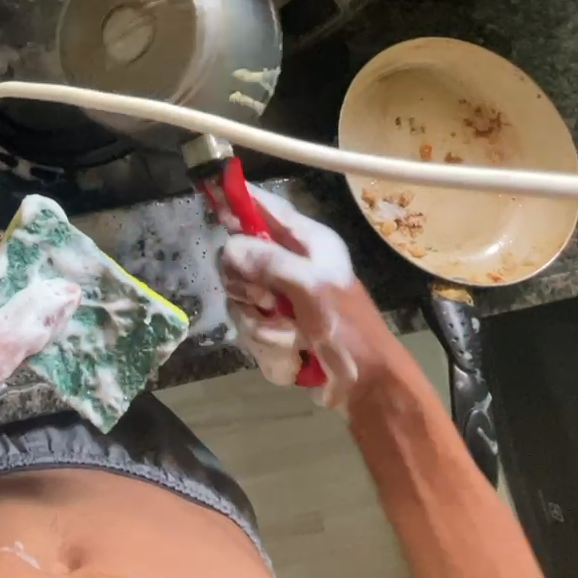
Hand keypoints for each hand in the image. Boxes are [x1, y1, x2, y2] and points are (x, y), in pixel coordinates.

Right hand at [217, 185, 395, 410]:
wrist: (366, 382)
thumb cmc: (347, 327)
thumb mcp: (311, 288)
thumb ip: (270, 262)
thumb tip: (229, 248)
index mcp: (308, 241)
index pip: (267, 208)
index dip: (239, 200)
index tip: (212, 195)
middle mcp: (290, 260)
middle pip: (240, 252)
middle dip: (245, 280)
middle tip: (265, 298)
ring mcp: (279, 290)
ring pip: (238, 288)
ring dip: (256, 313)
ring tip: (284, 328)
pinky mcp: (272, 318)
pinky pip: (245, 315)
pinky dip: (261, 333)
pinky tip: (285, 344)